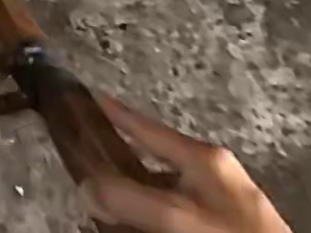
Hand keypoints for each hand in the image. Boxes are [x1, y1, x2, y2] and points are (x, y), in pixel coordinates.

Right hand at [82, 96, 291, 232]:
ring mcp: (228, 202)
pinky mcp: (233, 225)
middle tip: (85, 160)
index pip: (141, 122)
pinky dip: (157, 213)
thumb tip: (84, 189)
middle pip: (152, 156)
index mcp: (204, 157)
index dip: (107, 107)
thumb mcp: (178, 217)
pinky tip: (142, 223)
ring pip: (165, 186)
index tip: (76, 91)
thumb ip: (126, 197)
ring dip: (137, 191)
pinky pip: (182, 209)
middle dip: (117, 159)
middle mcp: (215, 171)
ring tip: (109, 201)